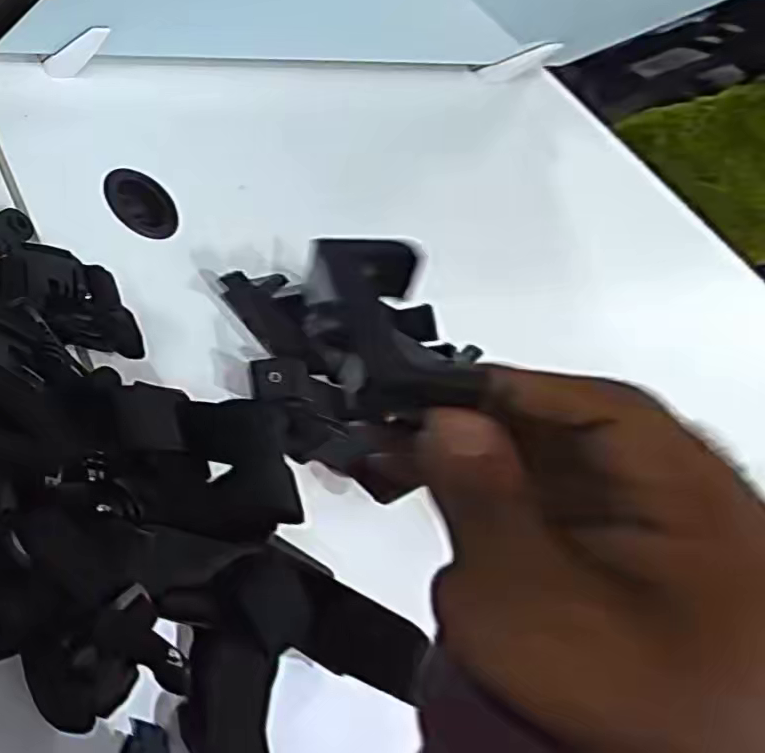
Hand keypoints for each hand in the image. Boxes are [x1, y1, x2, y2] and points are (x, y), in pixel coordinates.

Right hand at [416, 367, 764, 752]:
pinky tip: (405, 471)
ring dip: (456, 440)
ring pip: (539, 450)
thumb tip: (448, 417)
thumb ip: (484, 496)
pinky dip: (465, 470)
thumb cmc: (609, 700)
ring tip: (381, 443)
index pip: (609, 409)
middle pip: (567, 425)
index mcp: (705, 518)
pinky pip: (527, 482)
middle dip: (466, 412)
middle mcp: (683, 514)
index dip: (511, 385)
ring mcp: (640, 531)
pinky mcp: (596, 546)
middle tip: (388, 412)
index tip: (425, 385)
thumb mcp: (528, 591)